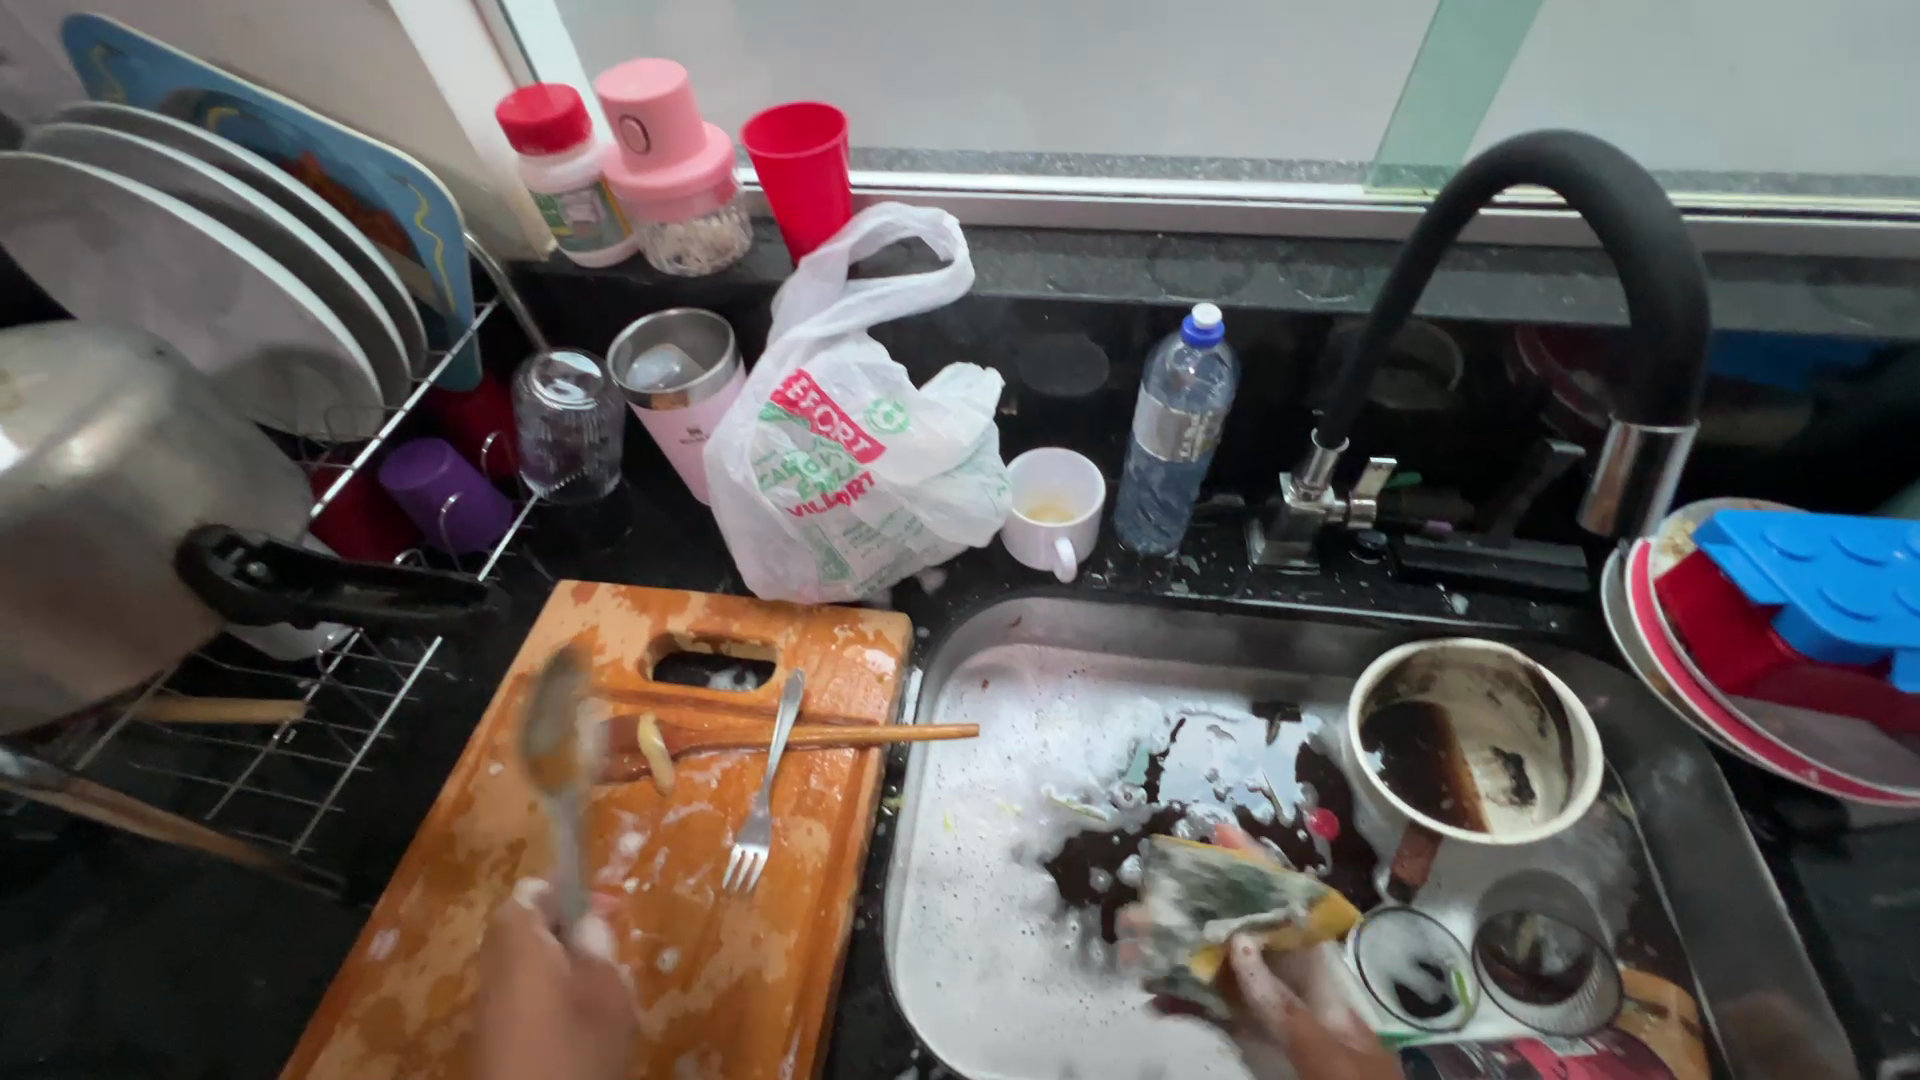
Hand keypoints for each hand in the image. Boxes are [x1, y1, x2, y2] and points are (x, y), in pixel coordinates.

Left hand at [471, 878, 636, 1079]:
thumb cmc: (575, 1051)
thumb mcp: (606, 988)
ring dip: (562, 956)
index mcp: (519, 947)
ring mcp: (490, 1009)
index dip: (567, 886)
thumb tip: (587, 921)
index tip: (605, 900)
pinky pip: (523, 992)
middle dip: (566, 922)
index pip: (530, 892)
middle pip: (523, 925)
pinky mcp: (495, 1042)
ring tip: (604, 977)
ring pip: (525, 960)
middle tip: (608, 933)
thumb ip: (597, 943)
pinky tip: (586, 1013)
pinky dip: (553, 988)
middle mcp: (495, 971)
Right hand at [1120, 826, 1402, 1079]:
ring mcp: (1262, 1004)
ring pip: (1209, 964)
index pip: (1282, 900)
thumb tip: (1237, 947)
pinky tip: (1151, 999)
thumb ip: (1286, 1007)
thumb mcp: (1332, 1056)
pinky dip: (1177, 1000)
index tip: (1217, 831)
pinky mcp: (1246, 1036)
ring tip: (1129, 949)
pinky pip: (1206, 1008)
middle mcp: (1282, 974)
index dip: (1251, 861)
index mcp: (1315, 967)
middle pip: (1231, 924)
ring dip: (1168, 953)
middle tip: (1141, 902)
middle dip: (1185, 906)